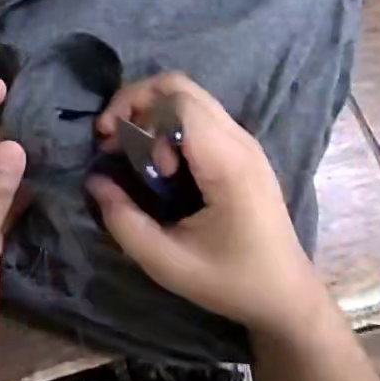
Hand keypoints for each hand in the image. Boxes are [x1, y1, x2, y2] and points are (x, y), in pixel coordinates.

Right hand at [86, 72, 329, 341]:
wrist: (286, 294)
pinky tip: (155, 156)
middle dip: (135, 100)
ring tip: (128, 145)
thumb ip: (123, 219)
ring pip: (189, 95)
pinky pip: (198, 113)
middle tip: (110, 136)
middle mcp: (239, 140)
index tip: (117, 151)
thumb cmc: (229, 281)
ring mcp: (244, 141)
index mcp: (227, 163)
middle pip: (180, 87)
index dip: (139, 115)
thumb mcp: (166, 262)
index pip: (178, 102)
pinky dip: (167, 120)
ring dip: (151, 110)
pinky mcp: (242, 149)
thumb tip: (93, 181)